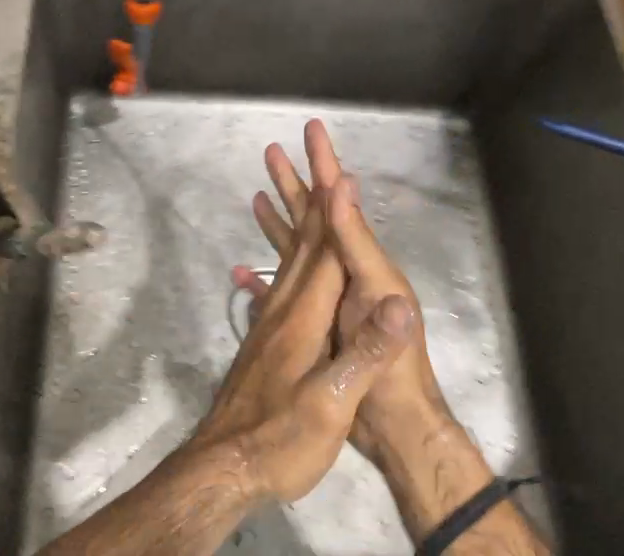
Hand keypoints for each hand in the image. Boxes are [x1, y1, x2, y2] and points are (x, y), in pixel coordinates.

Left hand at [196, 158, 414, 503]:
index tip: (341, 170)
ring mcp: (267, 326)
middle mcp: (282, 311)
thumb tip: (399, 305)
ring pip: (282, 262)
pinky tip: (256, 264)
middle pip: (299, 245)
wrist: (224, 469)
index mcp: (302, 319)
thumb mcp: (331, 406)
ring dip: (285, 223)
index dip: (336, 214)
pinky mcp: (261, 344)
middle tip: (296, 156)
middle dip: (304, 199)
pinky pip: (271, 289)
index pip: (325, 254)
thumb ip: (363, 354)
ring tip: (270, 189)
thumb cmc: (282, 441)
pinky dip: (273, 264)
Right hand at [239, 119, 450, 465]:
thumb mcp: (376, 291)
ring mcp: (325, 301)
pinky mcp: (310, 329)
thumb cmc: (390, 359)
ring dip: (277, 221)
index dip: (324, 163)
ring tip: (256, 194)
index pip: (336, 199)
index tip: (313, 129)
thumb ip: (356, 241)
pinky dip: (260, 280)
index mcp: (360, 258)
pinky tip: (241, 272)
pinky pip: (280, 294)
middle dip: (294, 183)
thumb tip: (340, 186)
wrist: (394, 425)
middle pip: (310, 218)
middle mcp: (341, 272)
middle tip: (272, 150)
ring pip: (294, 249)